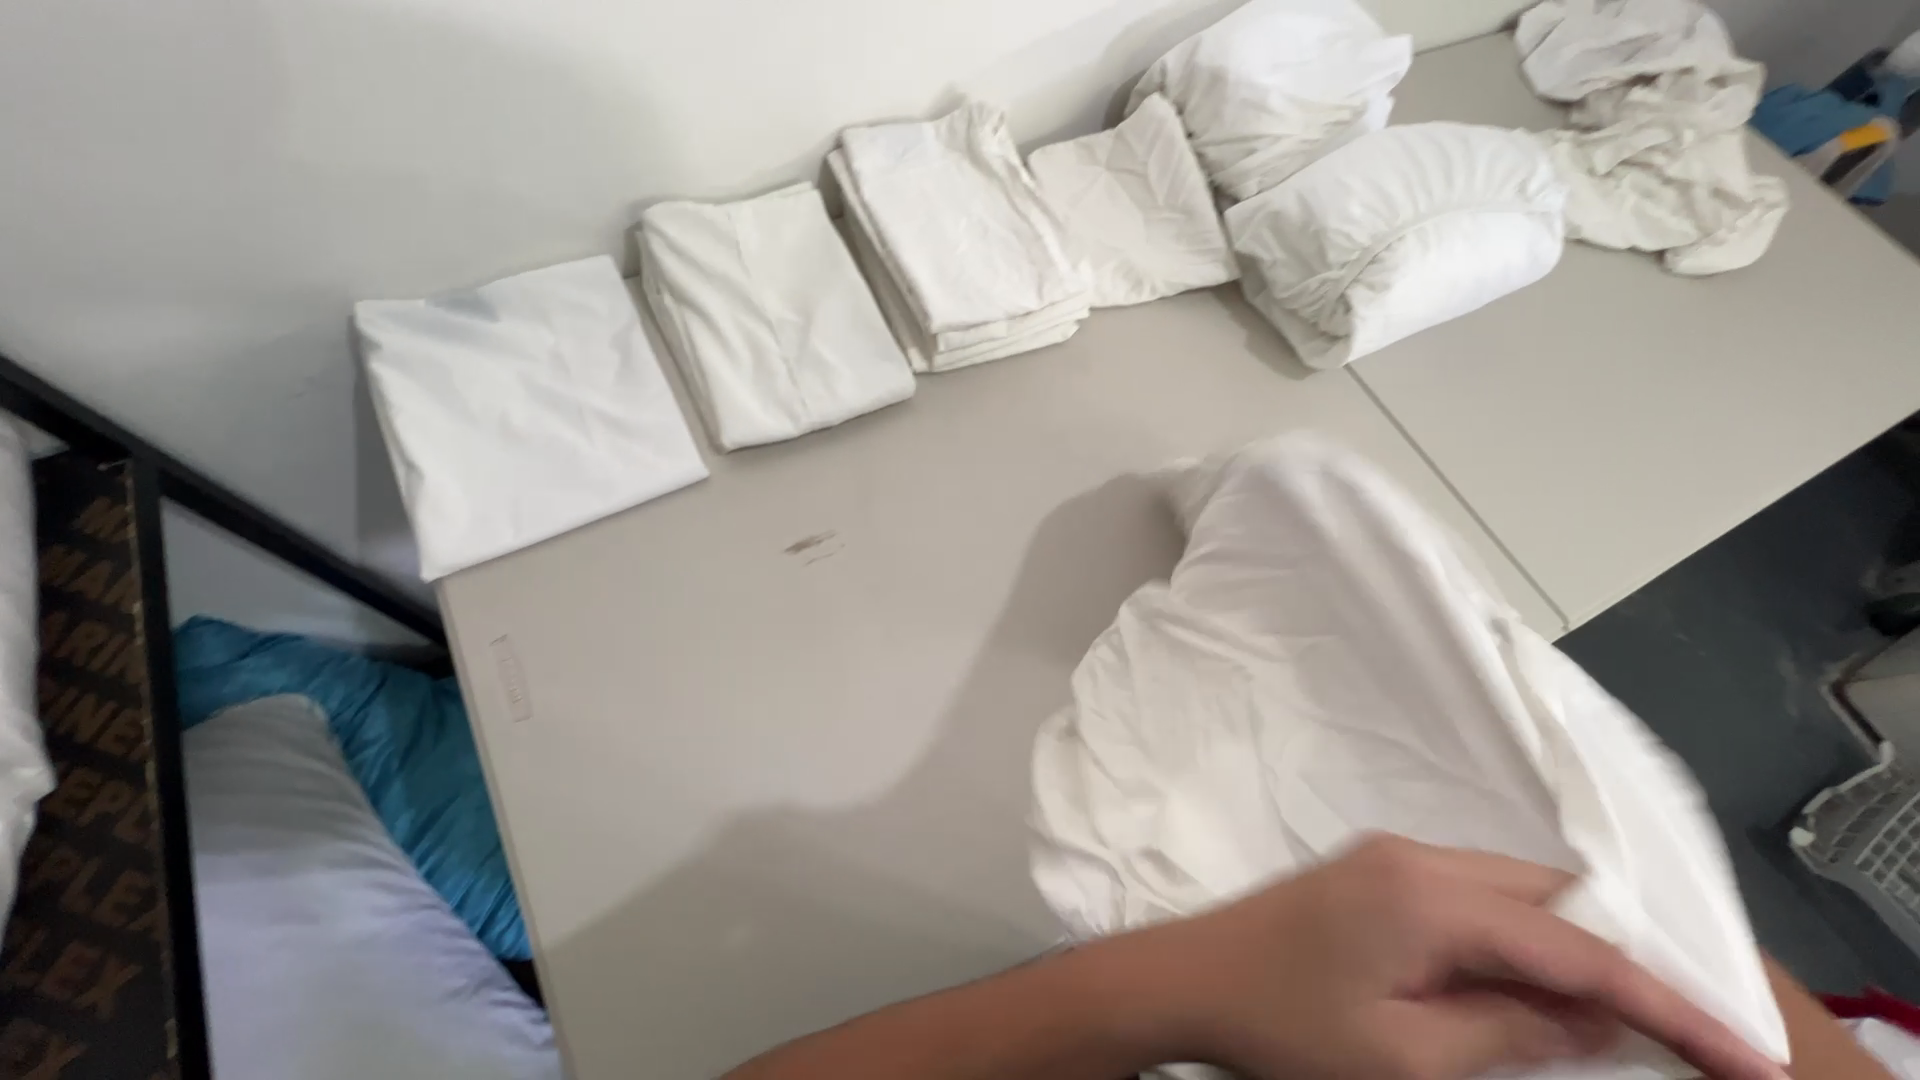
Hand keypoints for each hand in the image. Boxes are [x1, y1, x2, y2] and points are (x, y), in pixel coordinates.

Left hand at [1111, 834, 1788, 1079]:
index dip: (1669, 1003)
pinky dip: (1512, 937)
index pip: (1575, 947)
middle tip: (1687, 1033)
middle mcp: (1412, 856)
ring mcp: (1386, 856)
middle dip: (1621, 960)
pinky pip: (1468, 895)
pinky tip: (1526, 984)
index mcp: (1426, 894)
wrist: (1187, 978)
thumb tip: (1600, 1017)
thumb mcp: (1408, 1056)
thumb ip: (1513, 1030)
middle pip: (1548, 899)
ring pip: (1509, 893)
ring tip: (1616, 1017)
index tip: (1750, 1059)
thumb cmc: (1286, 1027)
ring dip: (1565, 947)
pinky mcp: (1368, 870)